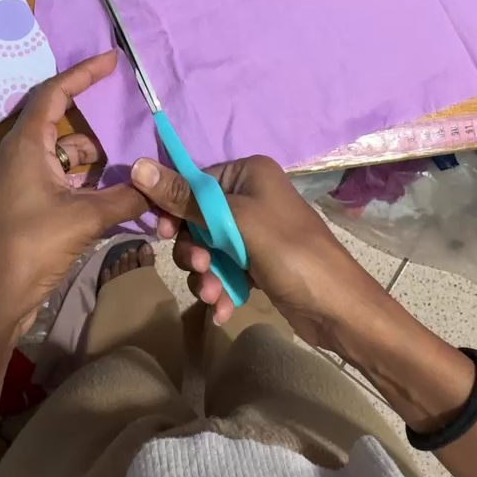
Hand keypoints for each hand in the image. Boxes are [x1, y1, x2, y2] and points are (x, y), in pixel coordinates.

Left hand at [0, 53, 149, 331]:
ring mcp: (22, 180)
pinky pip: (61, 178)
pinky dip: (86, 180)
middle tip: (129, 114)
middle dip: (96, 119)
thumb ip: (126, 197)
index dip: (83, 73)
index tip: (112, 61)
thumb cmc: (31, 246)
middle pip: (61, 121)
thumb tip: (158, 186)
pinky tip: (113, 192)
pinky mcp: (27, 204)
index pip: (55, 92)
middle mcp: (21, 155)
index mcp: (27, 144)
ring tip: (131, 161)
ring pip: (64, 154)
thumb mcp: (85, 218)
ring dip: (95, 157)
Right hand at [129, 155, 390, 356]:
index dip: (175, 208)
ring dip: (204, 274)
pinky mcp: (257, 263)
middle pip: (196, 217)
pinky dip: (220, 288)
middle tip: (200, 267)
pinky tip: (224, 308)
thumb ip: (185, 198)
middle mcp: (250, 195)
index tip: (163, 233)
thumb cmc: (290, 253)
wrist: (339, 311)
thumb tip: (137, 165)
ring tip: (215, 295)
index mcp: (249, 172)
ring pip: (206, 248)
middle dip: (193, 248)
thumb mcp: (235, 223)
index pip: (194, 181)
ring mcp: (254, 232)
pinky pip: (223, 269)